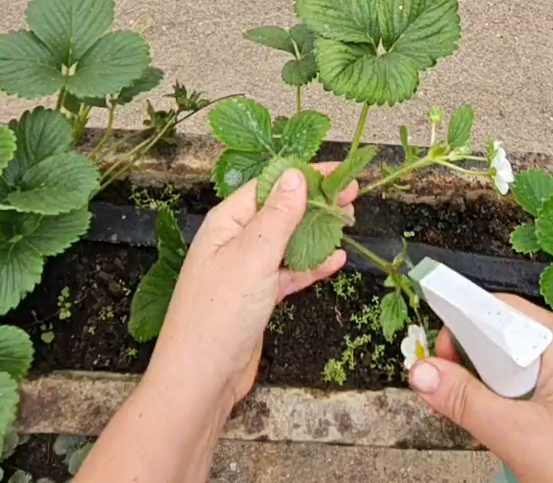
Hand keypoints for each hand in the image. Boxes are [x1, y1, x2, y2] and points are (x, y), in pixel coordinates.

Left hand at [148, 163, 356, 410]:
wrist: (200, 381)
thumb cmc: (218, 315)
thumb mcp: (252, 257)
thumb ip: (278, 215)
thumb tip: (296, 174)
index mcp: (228, 222)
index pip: (271, 186)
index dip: (305, 176)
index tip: (339, 170)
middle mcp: (236, 240)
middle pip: (281, 211)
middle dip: (316, 201)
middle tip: (352, 193)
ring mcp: (247, 270)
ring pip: (288, 241)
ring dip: (317, 231)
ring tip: (349, 220)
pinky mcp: (257, 297)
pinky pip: (289, 272)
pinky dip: (312, 265)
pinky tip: (335, 260)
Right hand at [406, 295, 552, 482]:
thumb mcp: (517, 437)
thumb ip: (465, 401)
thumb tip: (421, 372)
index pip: (493, 309)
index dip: (459, 330)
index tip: (437, 360)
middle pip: (507, 333)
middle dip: (478, 363)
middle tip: (464, 400)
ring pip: (524, 360)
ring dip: (500, 385)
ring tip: (500, 425)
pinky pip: (545, 379)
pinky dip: (523, 398)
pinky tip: (524, 431)